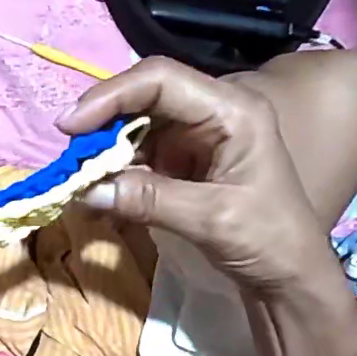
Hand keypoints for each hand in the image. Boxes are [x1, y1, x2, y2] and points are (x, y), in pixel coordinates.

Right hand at [63, 57, 340, 297]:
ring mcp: (195, 137)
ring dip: (105, 148)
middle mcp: (211, 113)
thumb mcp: (211, 219)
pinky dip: (116, 170)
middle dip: (103, 122)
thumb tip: (87, 190)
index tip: (70, 127)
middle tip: (69, 155)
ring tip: (78, 176)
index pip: (161, 80)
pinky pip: (139, 155)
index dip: (111, 96)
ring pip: (137, 126)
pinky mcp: (183, 162)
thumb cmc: (267, 239)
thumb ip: (149, 199)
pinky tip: (98, 190)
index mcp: (231, 111)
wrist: (287, 275)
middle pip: (144, 97)